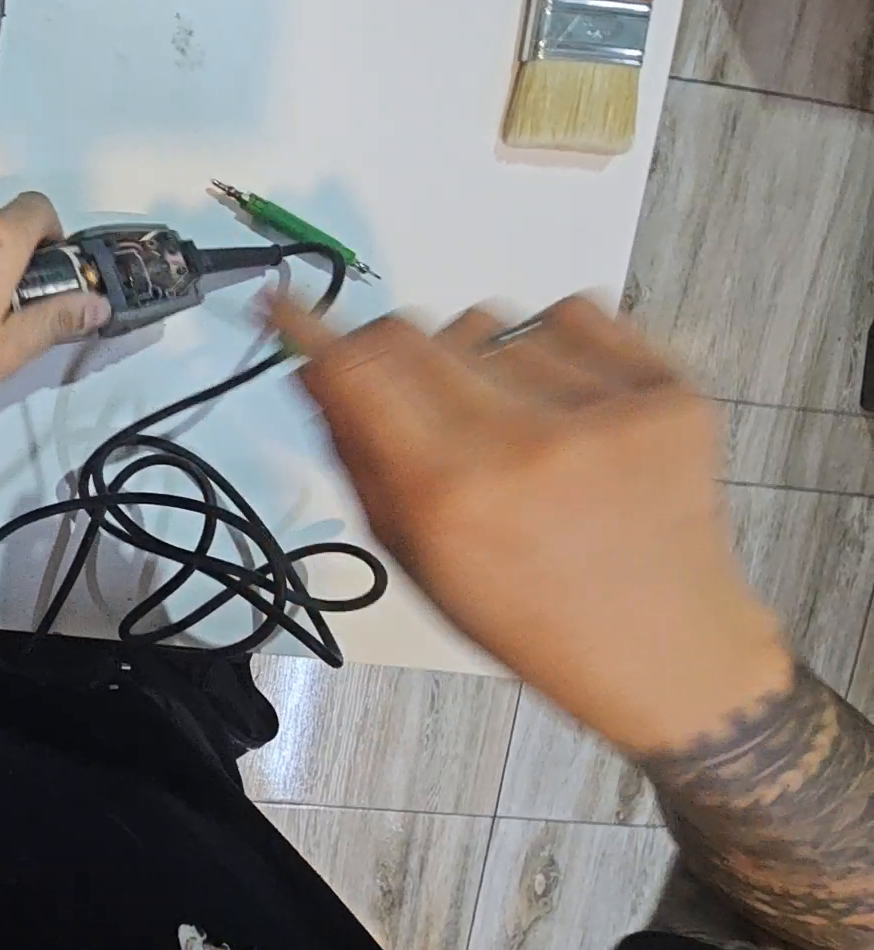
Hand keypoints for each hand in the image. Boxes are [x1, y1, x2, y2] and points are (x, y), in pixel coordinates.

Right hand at [270, 292, 791, 753]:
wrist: (661, 646)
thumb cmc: (512, 605)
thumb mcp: (402, 543)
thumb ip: (350, 449)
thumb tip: (311, 371)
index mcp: (443, 491)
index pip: (352, 371)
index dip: (305, 329)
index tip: (278, 303)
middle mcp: (522, 440)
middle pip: (406, 330)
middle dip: (380, 349)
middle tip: (393, 383)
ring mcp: (606, 409)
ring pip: (482, 317)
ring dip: (465, 353)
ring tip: (495, 411)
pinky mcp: (672, 390)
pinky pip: (570, 313)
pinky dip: (542, 344)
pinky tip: (554, 397)